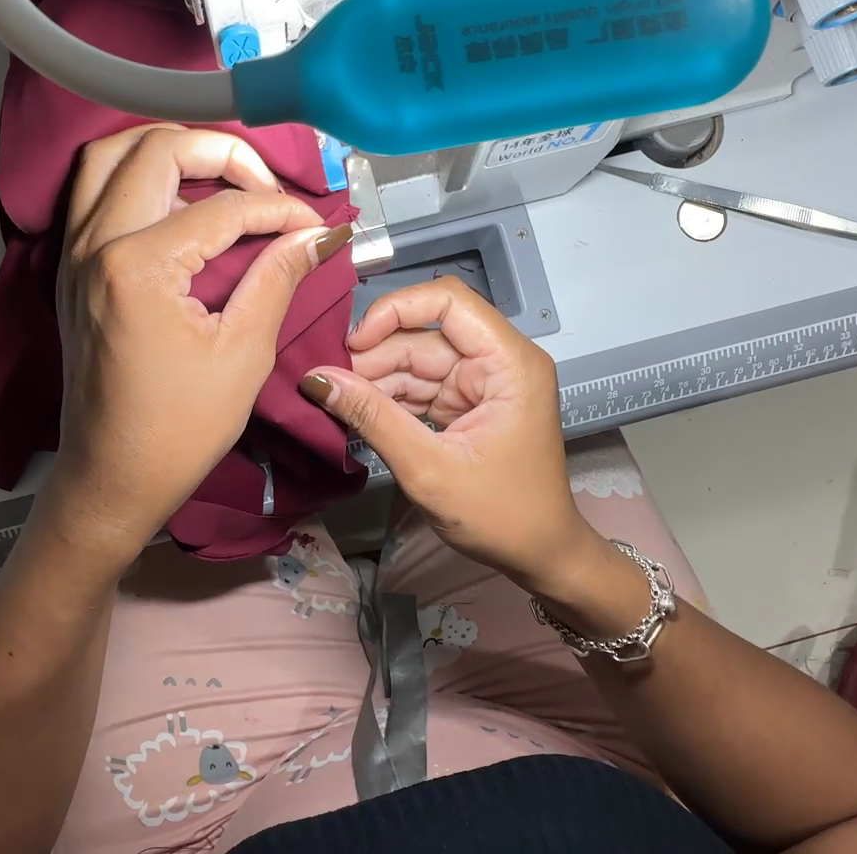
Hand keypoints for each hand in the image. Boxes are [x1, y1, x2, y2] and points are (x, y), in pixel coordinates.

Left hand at [46, 124, 350, 555]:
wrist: (113, 476)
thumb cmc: (177, 430)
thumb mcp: (244, 353)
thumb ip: (278, 277)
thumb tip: (315, 234)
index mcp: (138, 267)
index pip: (222, 207)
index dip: (279, 209)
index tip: (312, 225)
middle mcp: (94, 245)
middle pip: (157, 150)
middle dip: (222, 150)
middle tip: (266, 184)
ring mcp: (73, 253)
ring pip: (111, 156)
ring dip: (168, 149)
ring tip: (219, 172)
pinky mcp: (70, 268)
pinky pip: (93, 191)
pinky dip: (134, 175)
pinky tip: (176, 200)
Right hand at [299, 277, 602, 592]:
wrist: (540, 556)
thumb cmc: (500, 516)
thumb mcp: (429, 469)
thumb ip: (372, 418)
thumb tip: (316, 380)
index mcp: (508, 363)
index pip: (448, 300)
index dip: (395, 310)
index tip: (353, 344)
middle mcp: (497, 360)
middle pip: (424, 334)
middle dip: (375, 357)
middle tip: (329, 387)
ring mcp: (482, 382)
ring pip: (415, 360)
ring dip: (375, 382)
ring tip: (337, 405)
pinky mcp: (467, 402)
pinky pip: (419, 386)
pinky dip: (388, 400)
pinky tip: (358, 413)